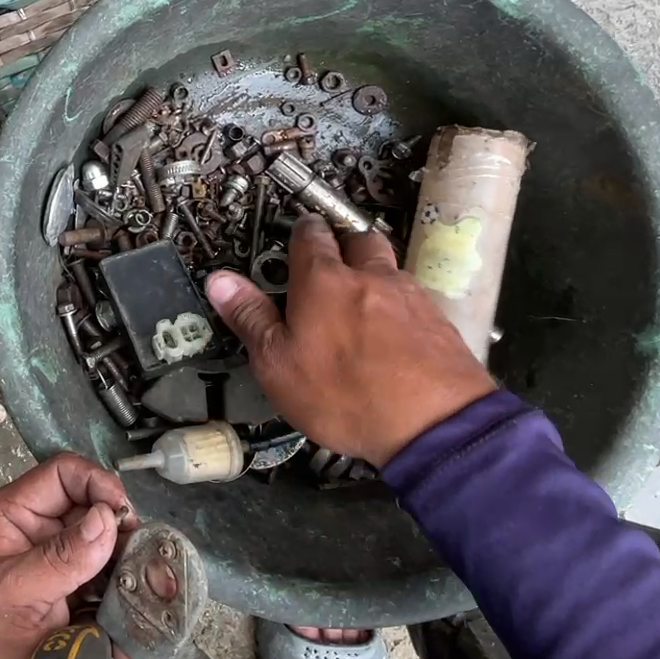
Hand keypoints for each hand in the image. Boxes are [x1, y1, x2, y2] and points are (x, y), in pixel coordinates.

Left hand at [0, 453, 130, 658]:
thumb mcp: (14, 596)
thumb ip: (58, 559)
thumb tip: (104, 518)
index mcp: (14, 516)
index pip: (61, 473)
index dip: (95, 483)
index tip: (122, 512)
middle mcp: (44, 531)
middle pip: (96, 506)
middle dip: (121, 530)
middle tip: (139, 557)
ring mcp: (69, 561)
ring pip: (114, 542)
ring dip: (132, 567)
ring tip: (142, 594)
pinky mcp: (90, 591)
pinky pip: (120, 580)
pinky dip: (132, 599)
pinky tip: (131, 626)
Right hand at [205, 216, 496, 466]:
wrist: (436, 427)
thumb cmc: (347, 395)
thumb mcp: (277, 363)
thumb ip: (250, 317)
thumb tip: (220, 281)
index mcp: (323, 281)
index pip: (310, 235)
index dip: (301, 231)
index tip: (295, 234)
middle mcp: (369, 277)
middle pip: (358, 237)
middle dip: (343, 239)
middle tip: (329, 253)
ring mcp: (409, 298)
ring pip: (389, 266)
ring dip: (373, 270)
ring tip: (358, 293)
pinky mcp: (439, 324)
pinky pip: (413, 298)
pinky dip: (398, 304)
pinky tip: (391, 330)